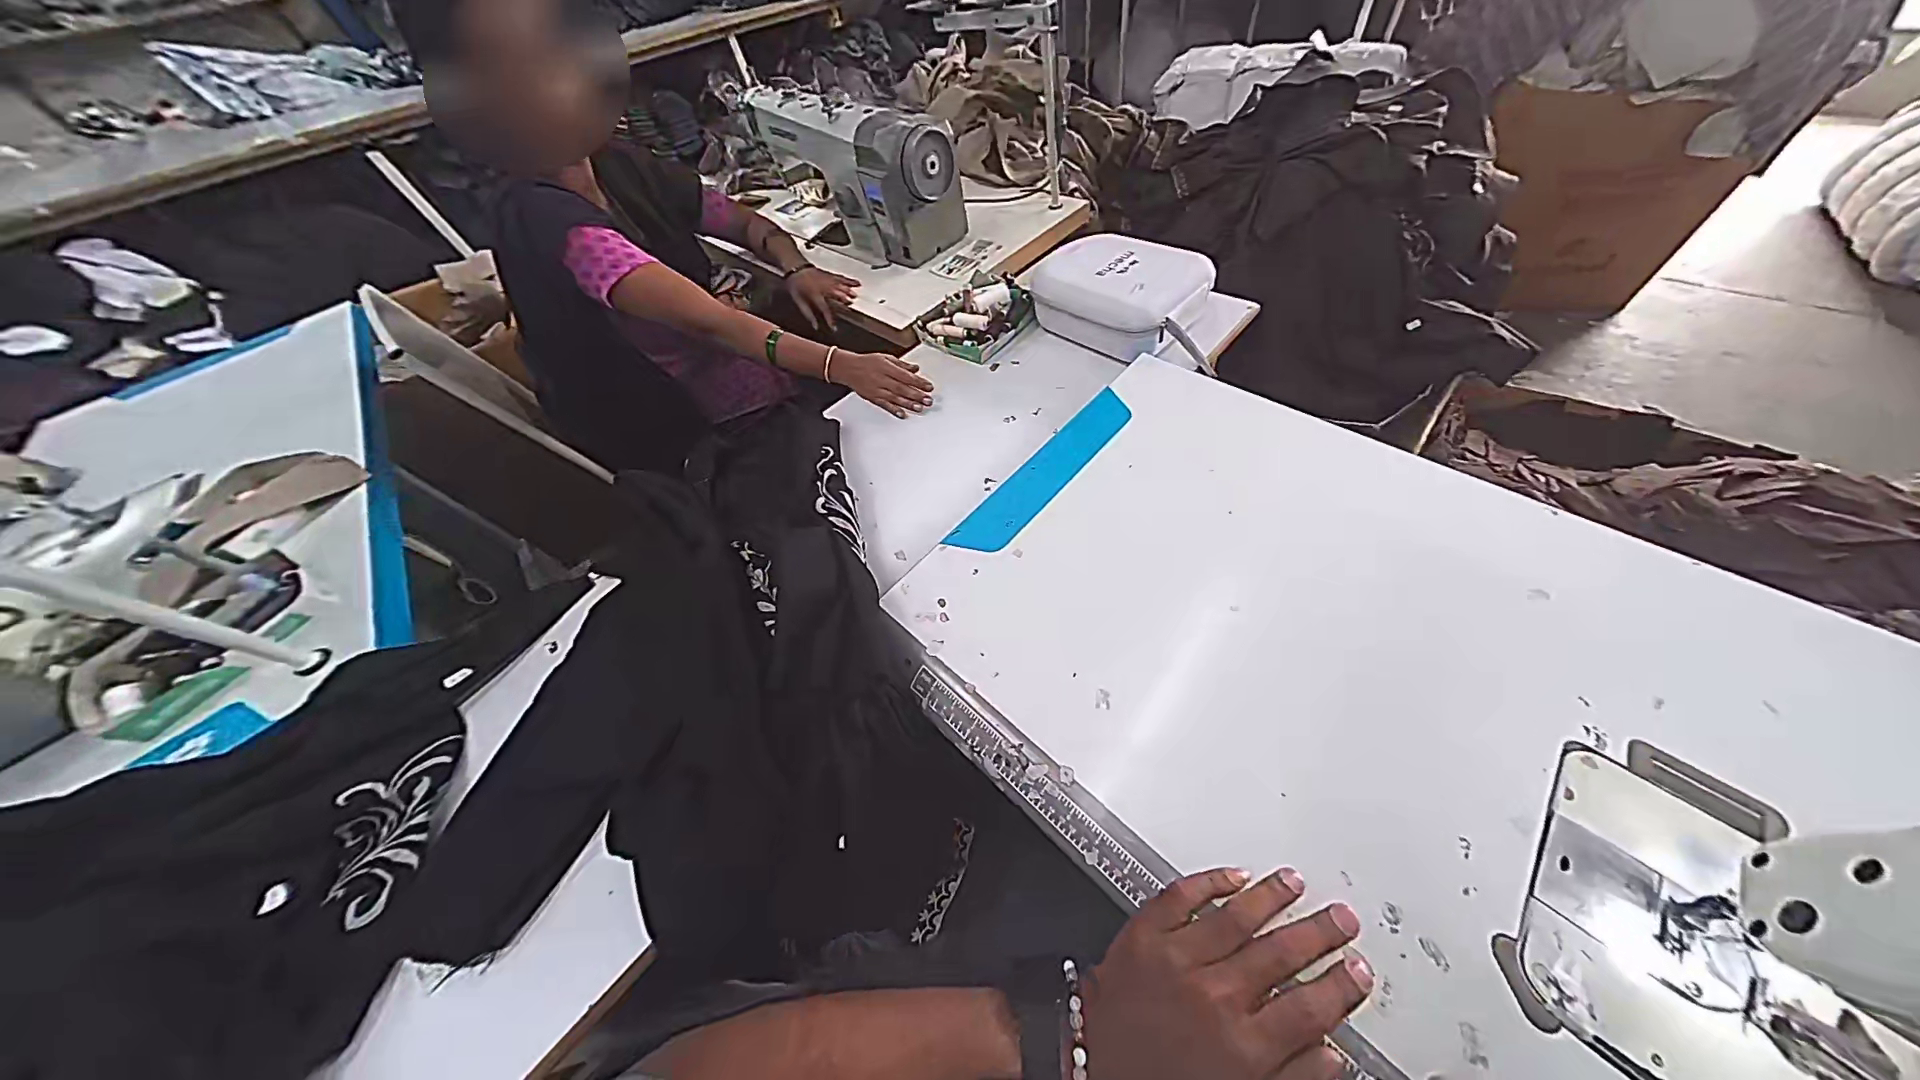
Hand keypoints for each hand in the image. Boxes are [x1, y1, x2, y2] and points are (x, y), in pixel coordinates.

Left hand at [786, 266, 858, 329]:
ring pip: (841, 286)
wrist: (795, 267)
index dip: (830, 319)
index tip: (833, 327)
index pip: (825, 309)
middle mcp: (823, 287)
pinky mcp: (830, 275)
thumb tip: (815, 325)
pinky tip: (857, 283)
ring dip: (848, 291)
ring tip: (855, 296)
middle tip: (849, 307)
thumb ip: (808, 314)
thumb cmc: (795, 284)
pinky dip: (850, 281)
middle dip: (843, 301)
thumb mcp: (799, 301)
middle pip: (836, 294)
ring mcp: (827, 280)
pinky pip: (842, 278)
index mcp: (815, 295)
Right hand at [832, 351, 934, 417]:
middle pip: (902, 389)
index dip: (919, 382)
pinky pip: (884, 405)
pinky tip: (902, 414)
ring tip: (919, 407)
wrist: (849, 368)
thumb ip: (902, 365)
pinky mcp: (873, 398)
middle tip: (928, 400)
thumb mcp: (886, 358)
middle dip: (917, 395)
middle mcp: (883, 380)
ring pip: (895, 398)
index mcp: (887, 368)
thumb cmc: (867, 362)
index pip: (906, 376)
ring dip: (908, 404)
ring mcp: (877, 390)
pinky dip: (894, 410)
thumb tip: (915, 368)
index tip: (929, 387)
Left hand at [1082, 867, 1372, 1079]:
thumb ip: (1288, 1076)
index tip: (1357, 969)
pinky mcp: (1144, 935)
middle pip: (1280, 955)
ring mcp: (1177, 959)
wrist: (1092, 1065)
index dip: (1339, 987)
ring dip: (1270, 897)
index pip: (1308, 1009)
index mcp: (1241, 1047)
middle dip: (1317, 933)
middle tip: (1340, 917)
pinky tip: (1233, 875)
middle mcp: (1214, 997)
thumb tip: (1330, 1054)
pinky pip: (1181, 897)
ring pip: (1235, 918)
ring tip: (1294, 883)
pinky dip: (1209, 882)